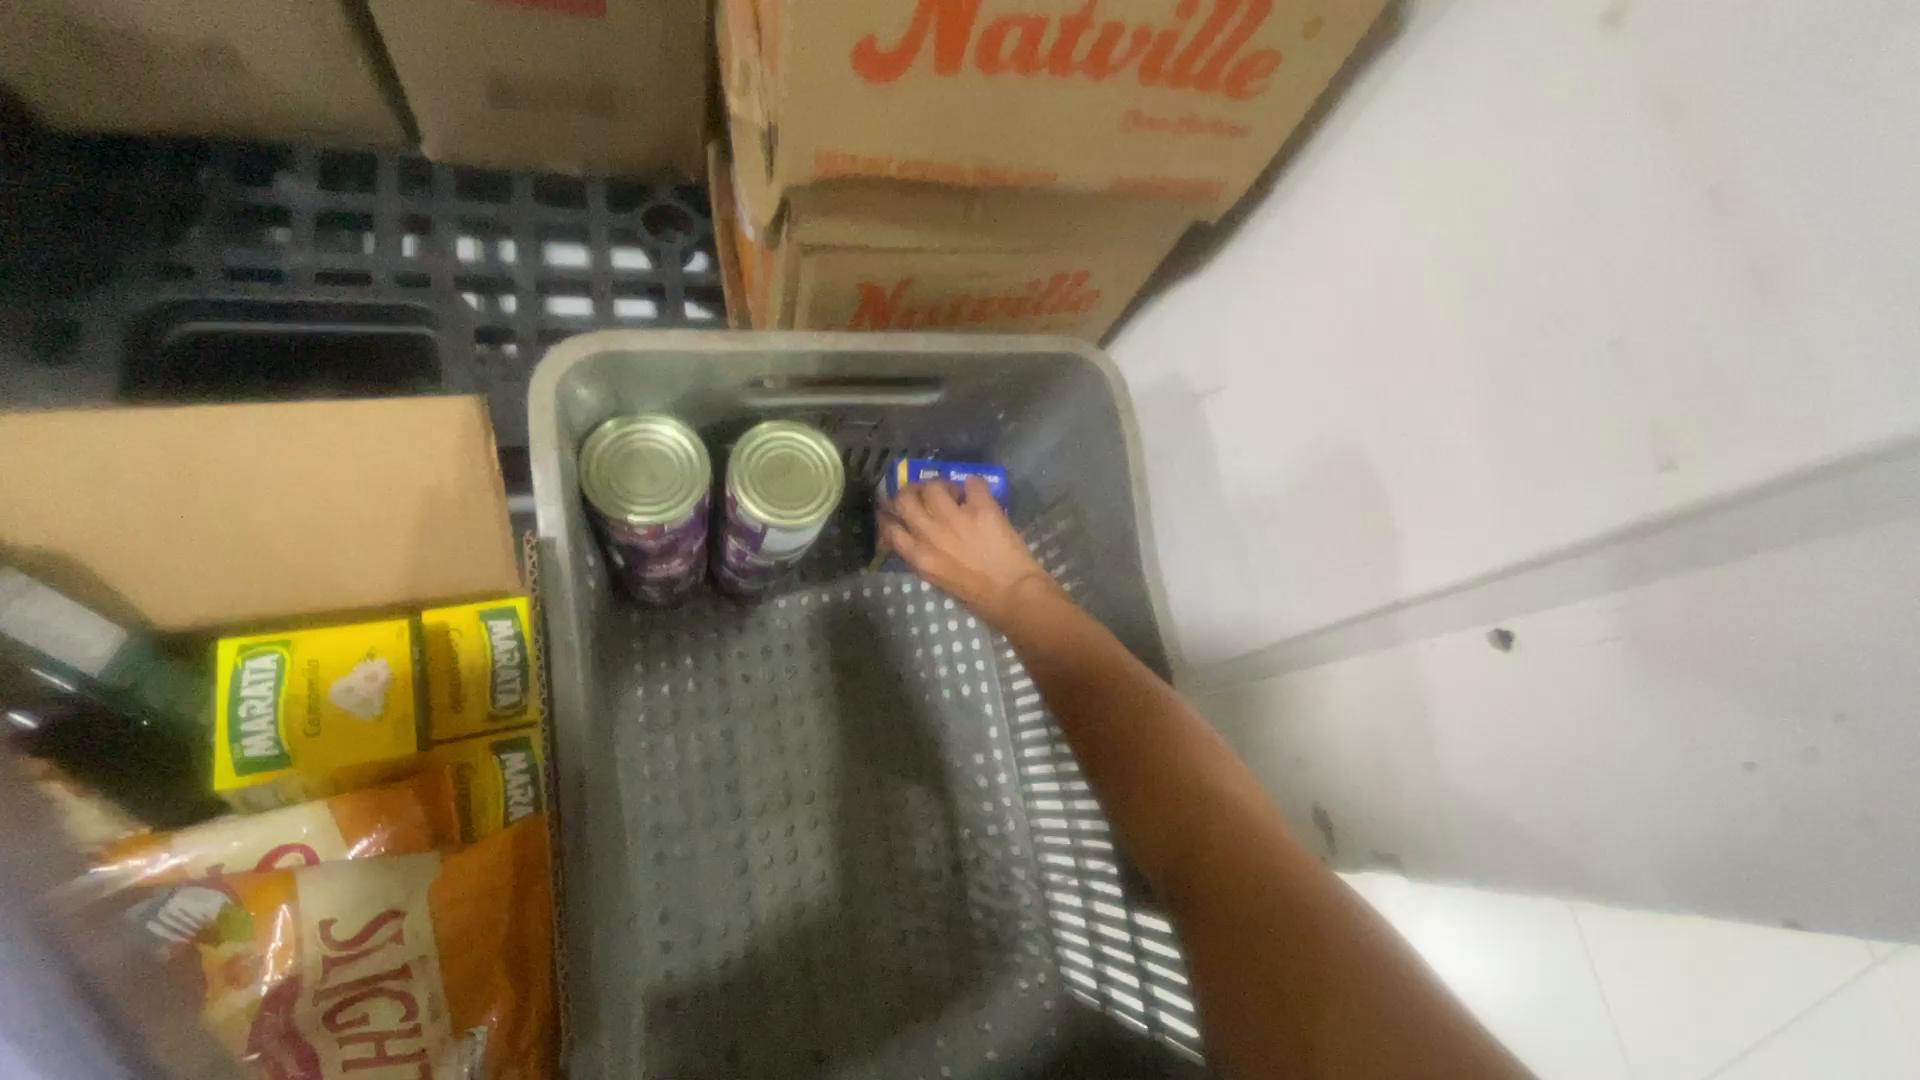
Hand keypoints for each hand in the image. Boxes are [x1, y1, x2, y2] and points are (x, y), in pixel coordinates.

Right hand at [881, 477, 1058, 627]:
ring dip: (942, 485)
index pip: (890, 528)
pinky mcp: (981, 509)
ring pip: (934, 486)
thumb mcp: (941, 581)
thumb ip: (927, 559)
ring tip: (953, 491)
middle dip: (910, 492)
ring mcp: (955, 519)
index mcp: (920, 558)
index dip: (889, 514)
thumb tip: (923, 539)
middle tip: (920, 492)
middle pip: (904, 500)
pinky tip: (977, 491)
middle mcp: (930, 535)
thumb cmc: (979, 598)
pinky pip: (972, 483)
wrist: (1014, 595)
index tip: (894, 509)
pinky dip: (974, 484)